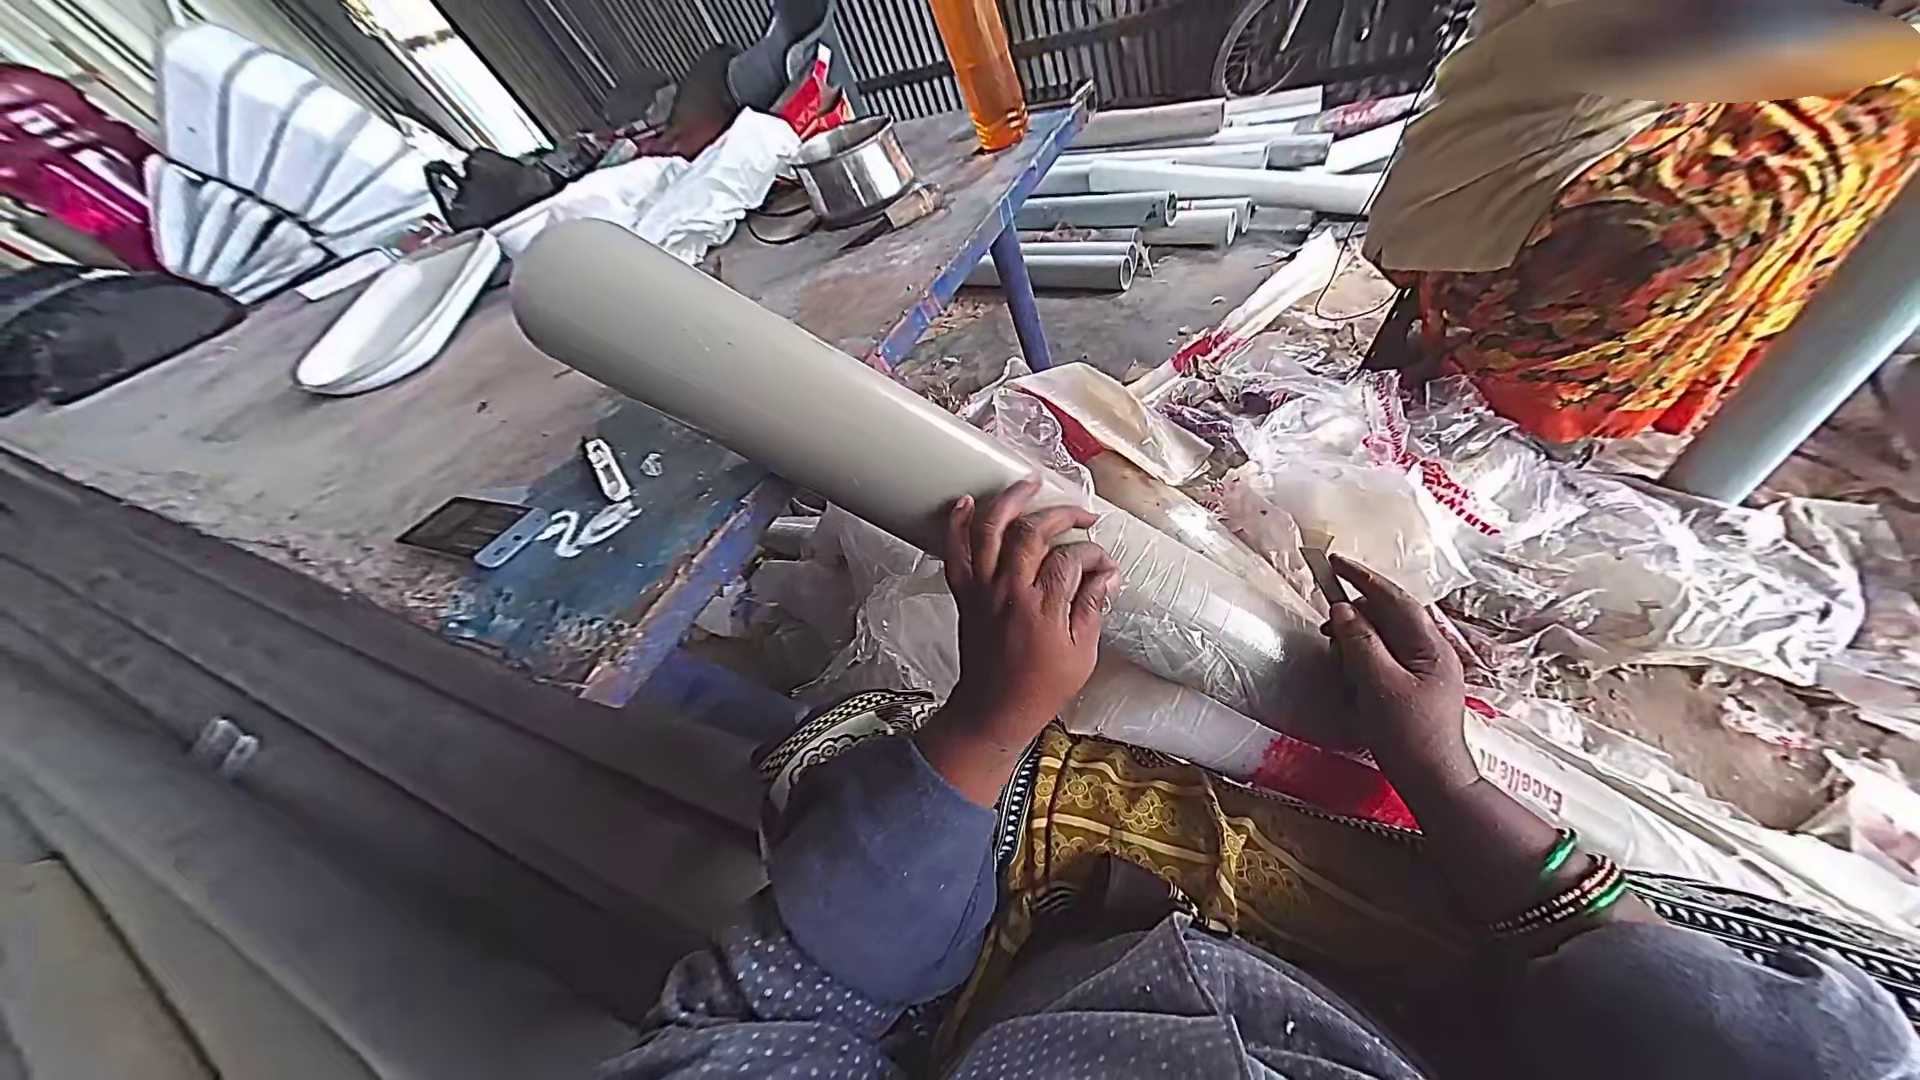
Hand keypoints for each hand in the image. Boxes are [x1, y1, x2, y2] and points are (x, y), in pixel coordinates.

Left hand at [916, 476, 1119, 805]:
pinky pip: (955, 552)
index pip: (1071, 560)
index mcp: (1043, 608)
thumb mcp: (1081, 654)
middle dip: (1062, 515)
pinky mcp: (966, 592)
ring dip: (1010, 501)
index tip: (1102, 562)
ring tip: (1029, 482)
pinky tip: (966, 502)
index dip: (1092, 554)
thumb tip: (1108, 574)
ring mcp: (983, 589)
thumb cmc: (1038, 688)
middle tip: (1082, 515)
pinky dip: (957, 525)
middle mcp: (1009, 591)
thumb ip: (1092, 608)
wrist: (993, 709)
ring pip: (991, 531)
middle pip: (1033, 534)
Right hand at [1322, 554, 1476, 799]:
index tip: (1334, 562)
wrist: (1431, 777)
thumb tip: (1341, 609)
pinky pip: (1383, 649)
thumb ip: (1360, 642)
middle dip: (1357, 605)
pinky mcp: (1413, 680)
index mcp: (1430, 646)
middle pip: (1390, 611)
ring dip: (1357, 628)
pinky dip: (1361, 646)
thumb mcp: (1378, 684)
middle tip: (1326, 608)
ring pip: (1385, 630)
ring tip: (1333, 638)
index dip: (1363, 577)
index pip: (1395, 599)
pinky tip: (1347, 659)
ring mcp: (1424, 666)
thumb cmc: (1407, 732)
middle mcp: (1431, 650)